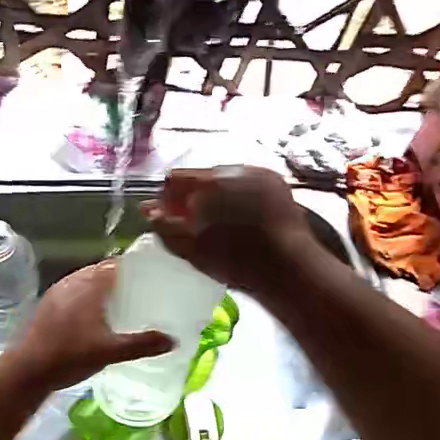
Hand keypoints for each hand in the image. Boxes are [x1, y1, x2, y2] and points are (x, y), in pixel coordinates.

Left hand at [5, 262, 172, 389]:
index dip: (134, 268)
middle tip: (142, 293)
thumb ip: (142, 344)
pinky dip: (89, 299)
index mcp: (88, 286)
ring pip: (86, 283)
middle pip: (101, 272)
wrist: (29, 371)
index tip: (152, 277)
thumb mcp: (111, 352)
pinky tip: (97, 318)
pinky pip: (74, 294)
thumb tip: (172, 341)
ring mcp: (57, 294)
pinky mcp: (48, 307)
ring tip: (123, 305)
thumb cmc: (70, 356)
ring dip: (103, 290)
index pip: (115, 265)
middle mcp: (72, 283)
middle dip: (121, 280)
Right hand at [145, 166, 319, 292]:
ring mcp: (261, 174)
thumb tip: (149, 211)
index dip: (166, 197)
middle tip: (189, 221)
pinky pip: (248, 186)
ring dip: (217, 197)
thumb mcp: (193, 249)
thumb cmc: (237, 262)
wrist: (289, 269)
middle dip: (193, 196)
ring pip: (227, 181)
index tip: (164, 214)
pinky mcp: (278, 186)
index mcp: (211, 181)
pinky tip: (239, 221)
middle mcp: (236, 169)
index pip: (177, 179)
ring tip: (215, 223)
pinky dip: (239, 199)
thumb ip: (166, 227)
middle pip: (203, 178)